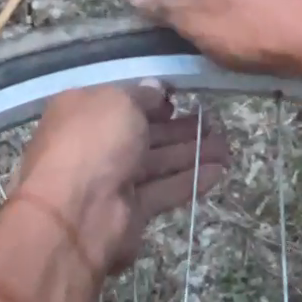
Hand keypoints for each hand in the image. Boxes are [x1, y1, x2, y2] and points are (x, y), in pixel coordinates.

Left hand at [17, 80, 229, 273]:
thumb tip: (157, 88)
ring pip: (157, 161)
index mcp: (82, 111)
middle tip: (213, 120)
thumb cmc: (93, 141)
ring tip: (226, 145)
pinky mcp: (130, 210)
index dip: (150, 97)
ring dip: (191, 152)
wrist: (76, 214)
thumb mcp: (119, 101)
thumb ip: (142, 94)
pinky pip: (164, 189)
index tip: (178, 94)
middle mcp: (96, 143)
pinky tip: (218, 171)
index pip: (121, 100)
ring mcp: (112, 179)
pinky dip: (189, 180)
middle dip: (178, 126)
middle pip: (143, 132)